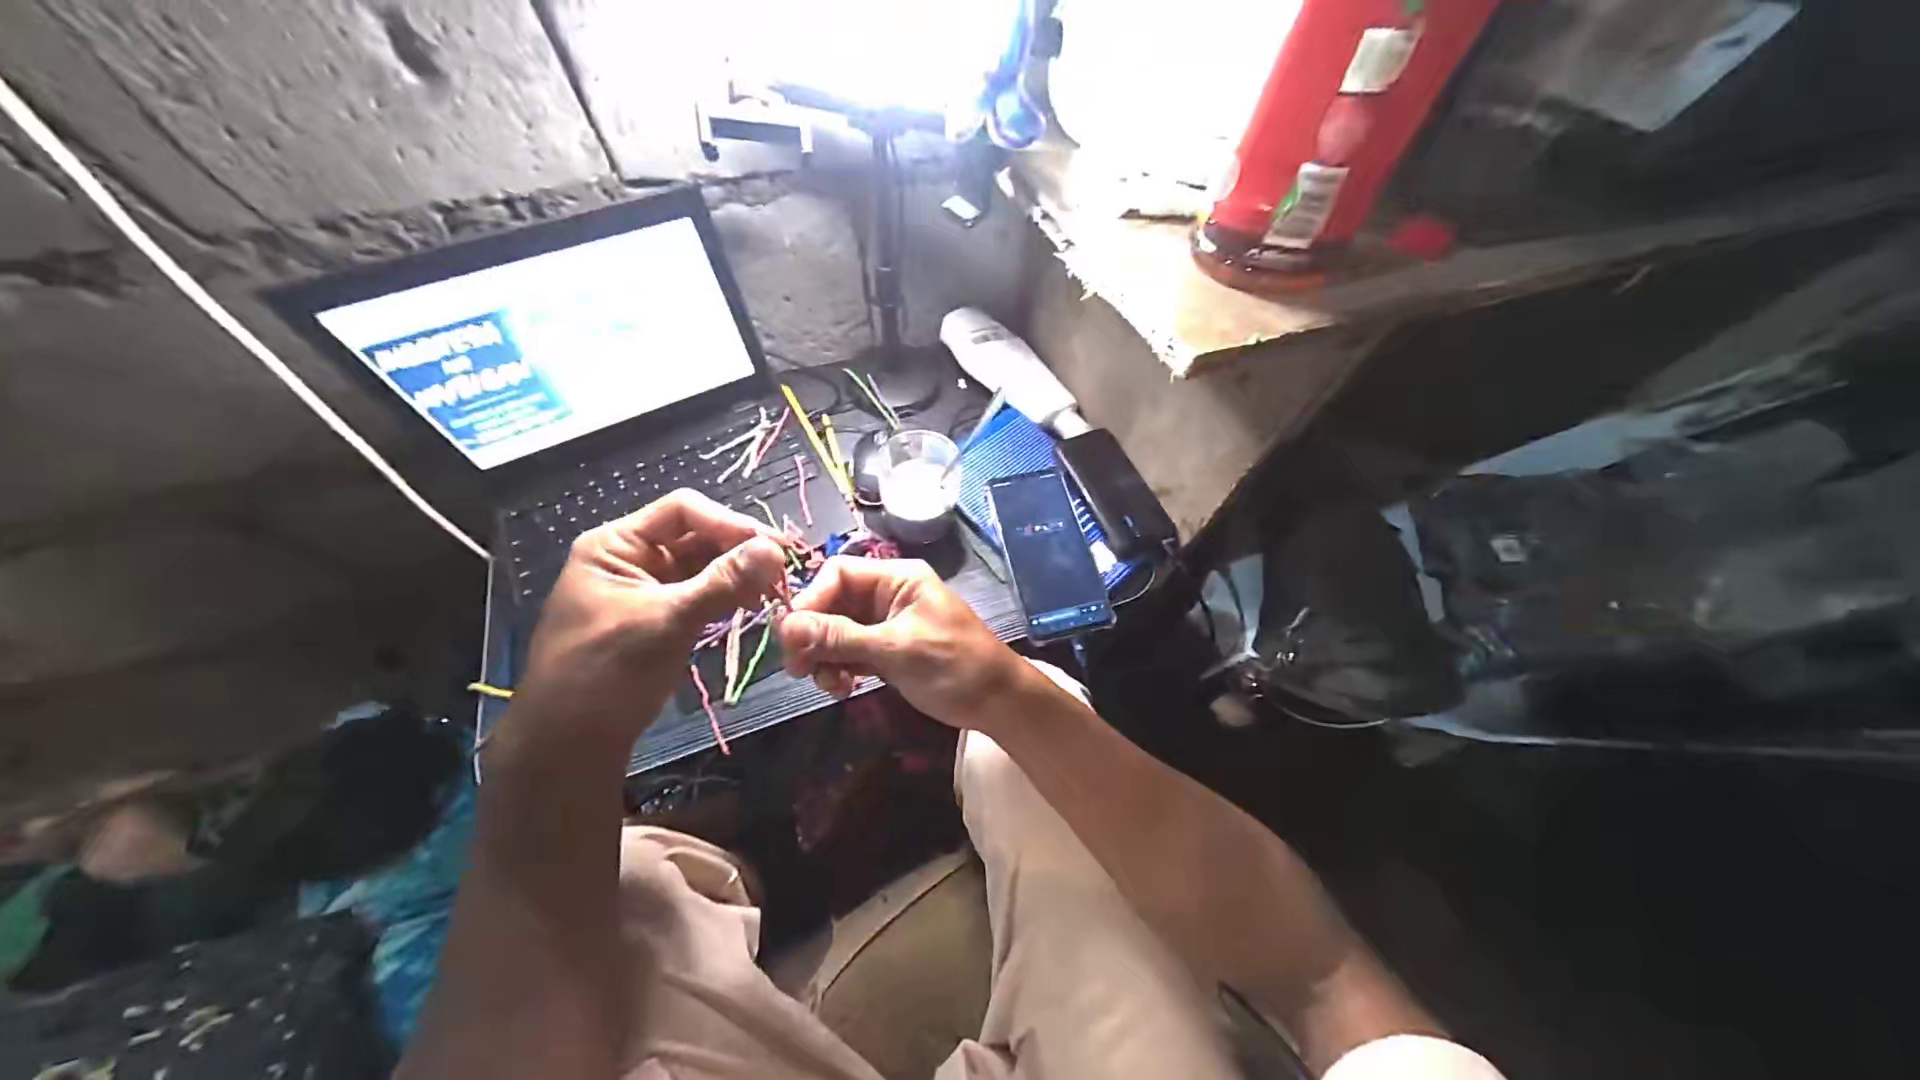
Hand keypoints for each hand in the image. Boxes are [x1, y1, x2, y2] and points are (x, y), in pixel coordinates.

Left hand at [516, 490, 789, 741]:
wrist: (569, 744)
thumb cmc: (606, 675)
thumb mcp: (667, 622)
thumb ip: (722, 583)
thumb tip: (775, 549)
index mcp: (616, 544)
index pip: (683, 511)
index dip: (730, 524)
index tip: (773, 549)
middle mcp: (632, 557)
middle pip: (697, 536)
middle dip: (740, 550)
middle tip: (782, 573)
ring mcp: (647, 587)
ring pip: (704, 565)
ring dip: (739, 575)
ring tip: (773, 591)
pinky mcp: (661, 615)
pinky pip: (702, 592)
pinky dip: (728, 596)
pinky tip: (753, 605)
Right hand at [777, 556, 1032, 731]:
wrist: (998, 702)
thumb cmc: (955, 665)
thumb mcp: (897, 650)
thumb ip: (842, 638)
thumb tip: (788, 628)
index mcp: (896, 578)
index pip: (838, 574)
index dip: (811, 601)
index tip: (792, 636)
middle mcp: (887, 595)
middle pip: (832, 603)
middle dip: (813, 634)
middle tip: (798, 668)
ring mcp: (885, 624)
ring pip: (836, 631)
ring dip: (823, 656)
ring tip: (826, 684)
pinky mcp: (885, 651)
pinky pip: (848, 652)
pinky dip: (838, 668)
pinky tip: (840, 688)